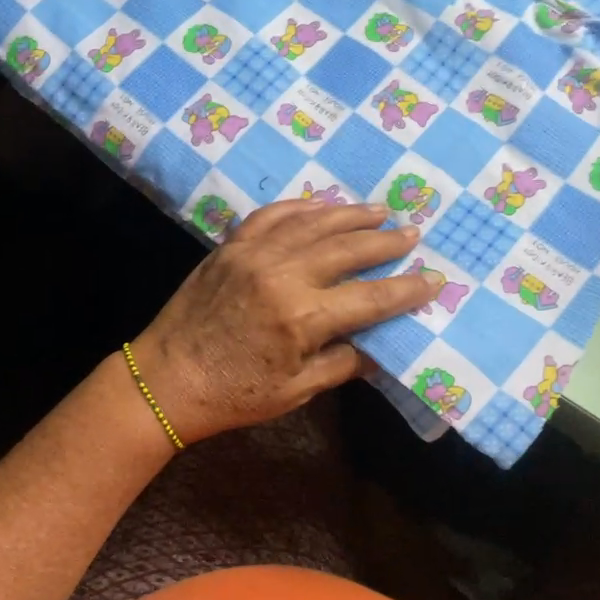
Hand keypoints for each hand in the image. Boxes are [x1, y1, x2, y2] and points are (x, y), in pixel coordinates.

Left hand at [129, 199, 437, 443]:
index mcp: (303, 317)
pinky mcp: (230, 247)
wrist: (165, 380)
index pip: (371, 297)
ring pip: (312, 223)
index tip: (433, 279)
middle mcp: (282, 275)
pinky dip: (300, 207)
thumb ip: (341, 362)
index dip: (406, 289)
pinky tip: (321, 206)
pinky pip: (271, 216)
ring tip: (378, 210)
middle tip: (411, 233)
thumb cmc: (233, 394)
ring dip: (349, 215)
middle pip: (346, 249)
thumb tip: (378, 347)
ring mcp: (253, 254)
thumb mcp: (295, 390)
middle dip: (384, 241)